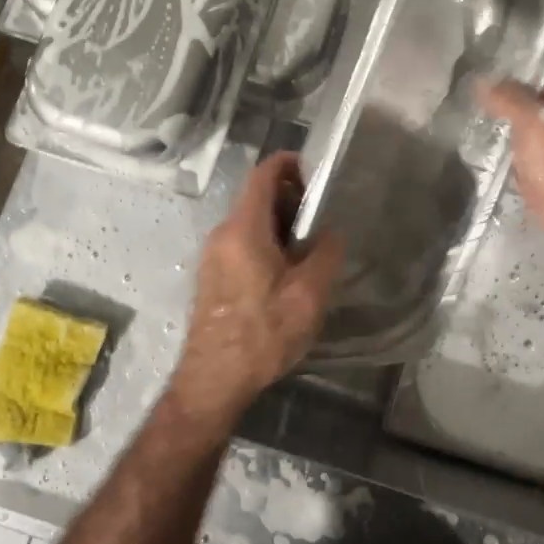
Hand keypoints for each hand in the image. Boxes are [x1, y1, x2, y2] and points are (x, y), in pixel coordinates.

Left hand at [173, 152, 342, 422]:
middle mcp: (222, 234)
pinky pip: (242, 242)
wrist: (214, 380)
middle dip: (291, 196)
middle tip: (325, 212)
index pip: (263, 174)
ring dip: (281, 222)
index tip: (317, 169)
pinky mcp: (212, 276)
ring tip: (313, 242)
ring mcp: (213, 255)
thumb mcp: (308, 294)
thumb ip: (324, 253)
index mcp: (244, 229)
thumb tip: (331, 230)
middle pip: (256, 196)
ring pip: (250, 221)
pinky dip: (266, 241)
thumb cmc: (263, 333)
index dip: (289, 163)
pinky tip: (290, 269)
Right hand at [479, 74, 543, 244]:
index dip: (520, 64)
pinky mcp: (542, 160)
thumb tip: (480, 80)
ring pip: (524, 116)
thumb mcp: (534, 124)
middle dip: (504, 90)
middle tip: (472, 85)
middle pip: (532, 92)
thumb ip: (508, 98)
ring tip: (470, 104)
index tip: (488, 63)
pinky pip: (520, 141)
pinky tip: (480, 131)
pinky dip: (504, 138)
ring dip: (501, 115)